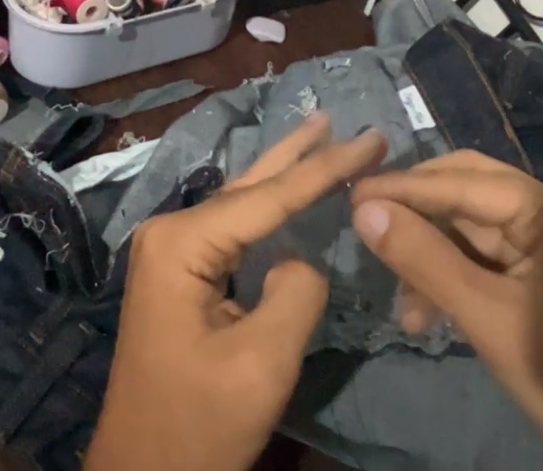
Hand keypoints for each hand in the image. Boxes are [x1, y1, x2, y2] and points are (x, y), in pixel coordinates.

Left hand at [86, 114, 387, 470]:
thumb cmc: (199, 423)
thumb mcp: (262, 361)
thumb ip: (296, 291)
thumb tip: (302, 258)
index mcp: (182, 243)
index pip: (269, 196)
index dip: (326, 168)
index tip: (371, 138)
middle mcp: (170, 233)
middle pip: (250, 184)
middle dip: (301, 153)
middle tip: (341, 119)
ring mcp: (170, 254)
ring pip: (241, 202)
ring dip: (284, 172)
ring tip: (320, 136)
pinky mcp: (178, 276)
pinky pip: (233, 229)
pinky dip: (268, 207)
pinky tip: (286, 189)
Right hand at [352, 151, 542, 470]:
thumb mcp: (486, 317)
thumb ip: (424, 258)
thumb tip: (363, 209)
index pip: (463, 182)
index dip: (403, 189)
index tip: (349, 194)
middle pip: (471, 195)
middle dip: (419, 218)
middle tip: (366, 231)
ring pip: (478, 231)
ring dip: (436, 259)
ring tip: (405, 311)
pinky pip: (496, 258)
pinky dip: (462, 278)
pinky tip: (432, 312)